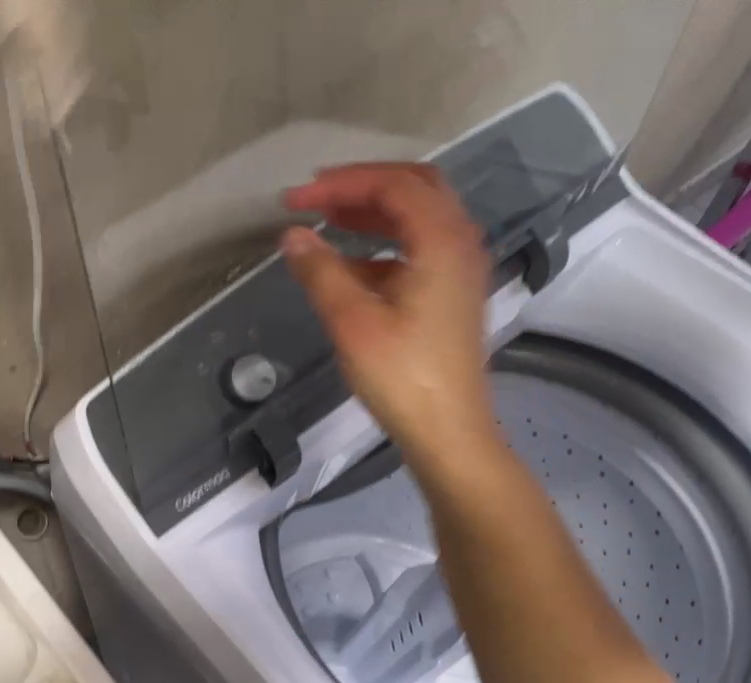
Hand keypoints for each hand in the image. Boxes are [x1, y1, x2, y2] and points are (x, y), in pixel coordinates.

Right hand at [281, 164, 496, 461]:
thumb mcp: (353, 323)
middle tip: (315, 197)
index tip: (296, 198)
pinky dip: (382, 244)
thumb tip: (292, 237)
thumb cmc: (402, 377)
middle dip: (361, 187)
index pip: (393, 186)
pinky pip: (417, 249)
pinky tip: (349, 265)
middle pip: (414, 190)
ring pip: (417, 219)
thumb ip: (321, 273)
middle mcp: (459, 244)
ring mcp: (459, 270)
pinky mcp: (450, 295)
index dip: (342, 183)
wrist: (447, 431)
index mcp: (441, 241)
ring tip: (326, 220)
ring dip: (372, 213)